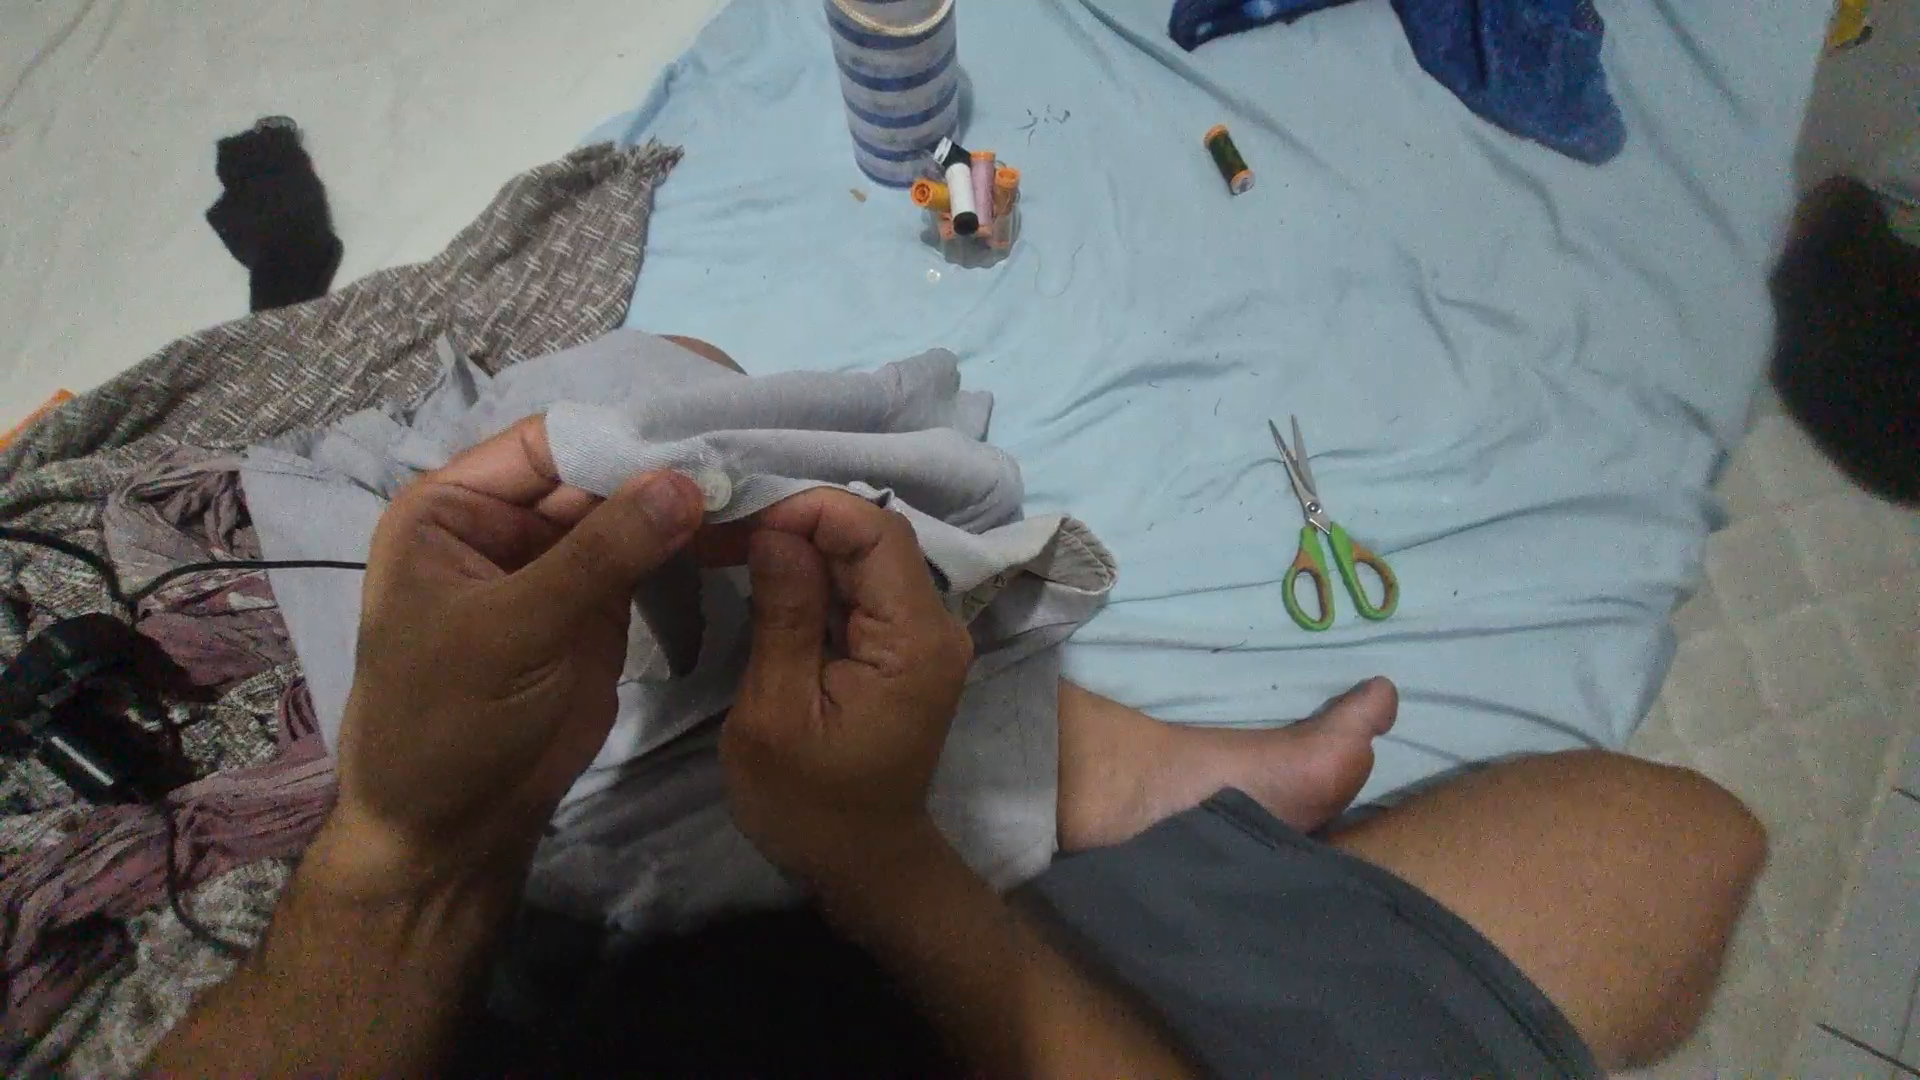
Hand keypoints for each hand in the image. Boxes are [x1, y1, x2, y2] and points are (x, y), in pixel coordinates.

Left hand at [320, 415, 704, 903]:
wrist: (464, 818)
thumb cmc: (451, 716)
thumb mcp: (514, 627)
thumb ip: (601, 554)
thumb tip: (686, 483)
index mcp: (457, 509)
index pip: (545, 445)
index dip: (616, 435)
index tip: (695, 436)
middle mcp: (511, 523)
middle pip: (596, 474)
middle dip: (660, 470)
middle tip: (739, 464)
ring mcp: (563, 562)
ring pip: (630, 513)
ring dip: (681, 505)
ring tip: (748, 491)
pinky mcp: (604, 600)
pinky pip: (651, 555)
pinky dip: (687, 543)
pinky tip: (732, 530)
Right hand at [721, 490, 974, 890]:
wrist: (863, 859)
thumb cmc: (810, 803)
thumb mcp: (776, 713)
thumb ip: (783, 615)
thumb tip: (775, 530)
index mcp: (916, 639)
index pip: (877, 532)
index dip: (810, 510)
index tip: (742, 521)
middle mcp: (937, 624)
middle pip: (875, 538)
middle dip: (799, 523)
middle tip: (724, 531)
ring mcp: (926, 633)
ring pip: (867, 556)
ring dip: (803, 545)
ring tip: (734, 547)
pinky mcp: (907, 643)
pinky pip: (864, 586)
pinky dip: (817, 573)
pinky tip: (770, 575)